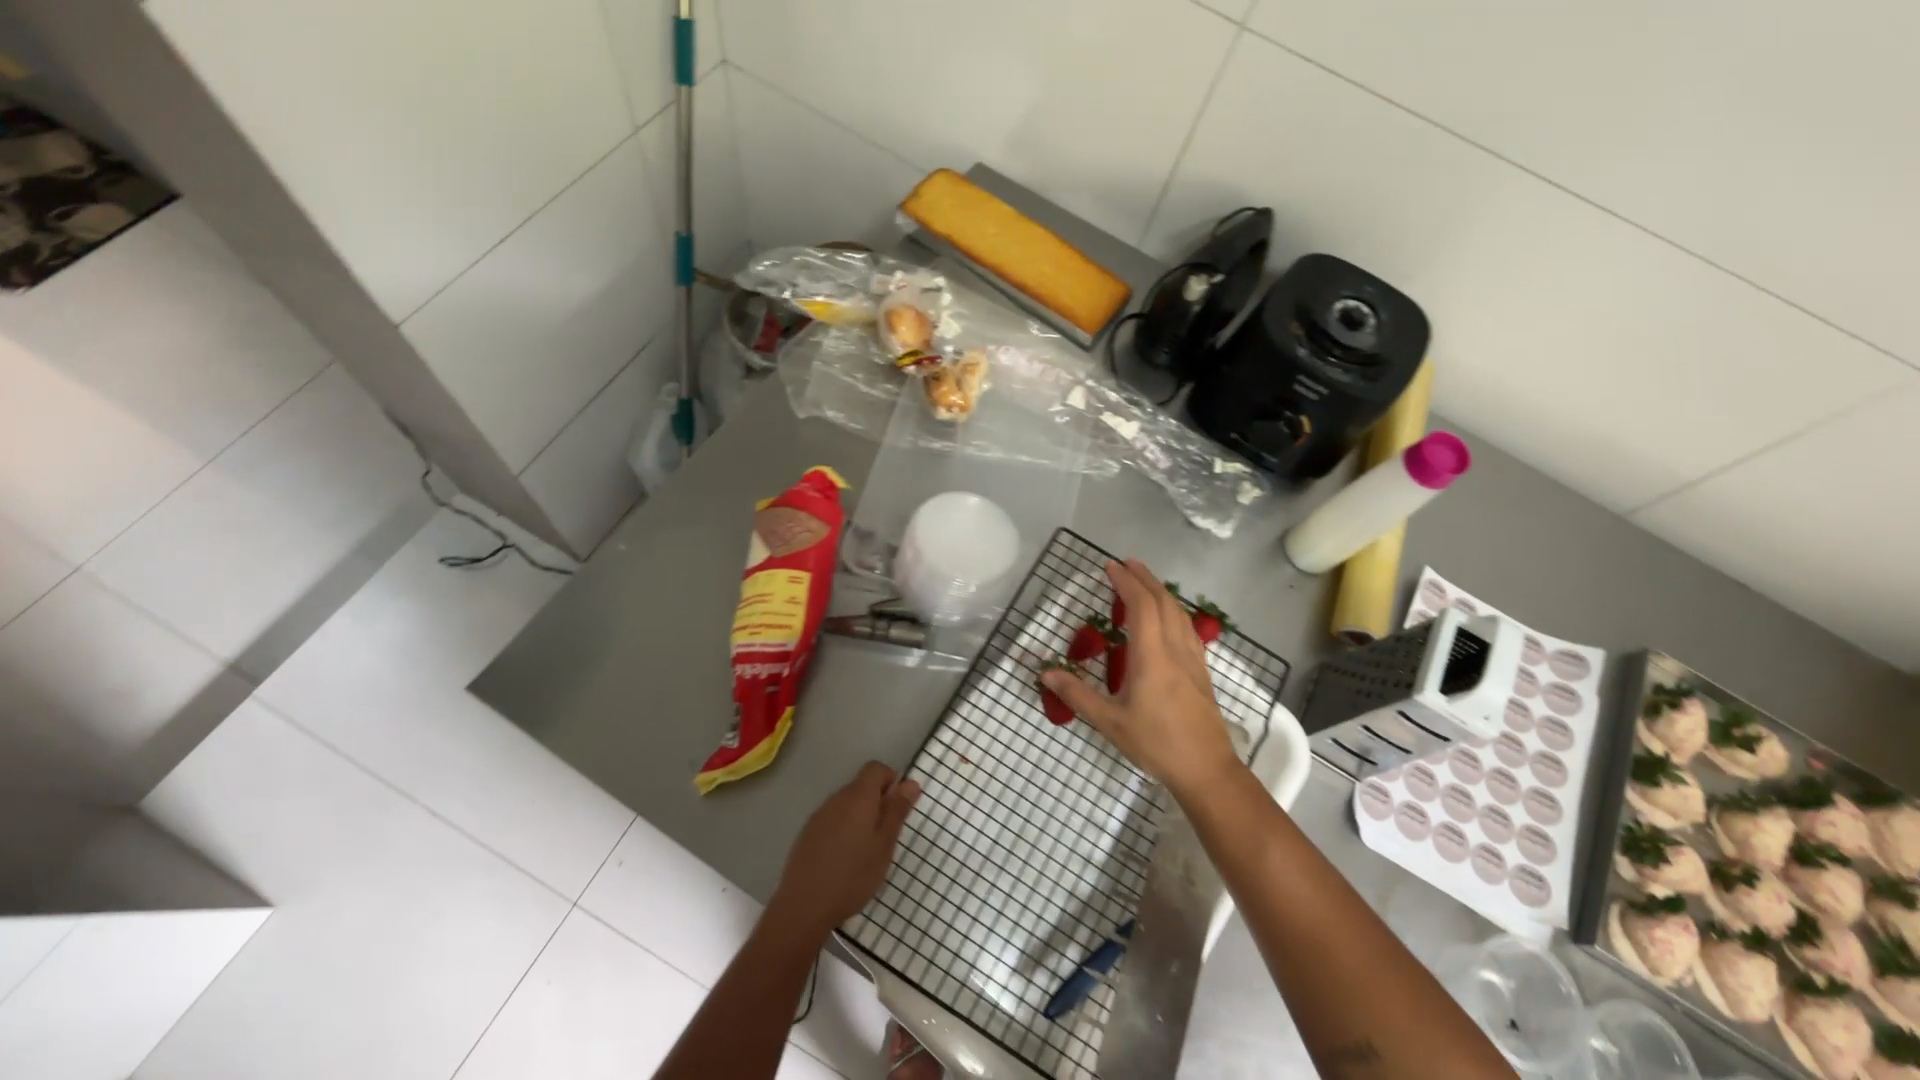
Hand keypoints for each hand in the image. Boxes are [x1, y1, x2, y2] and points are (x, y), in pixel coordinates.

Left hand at [767, 761, 919, 938]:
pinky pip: (832, 821)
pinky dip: (844, 830)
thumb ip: (897, 811)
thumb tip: (910, 782)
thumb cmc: (853, 875)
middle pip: (861, 786)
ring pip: (846, 805)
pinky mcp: (807, 835)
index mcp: (857, 797)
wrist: (804, 906)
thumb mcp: (884, 844)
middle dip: (878, 802)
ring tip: (867, 851)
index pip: (876, 768)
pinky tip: (845, 860)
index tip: (899, 809)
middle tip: (887, 836)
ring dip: (861, 818)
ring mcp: (818, 817)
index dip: (891, 781)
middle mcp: (835, 799)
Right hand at [1042, 559, 1242, 796]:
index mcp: (1151, 656)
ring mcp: (1192, 659)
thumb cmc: (1156, 744)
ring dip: (1161, 592)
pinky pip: (1188, 629)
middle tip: (1125, 565)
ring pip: (1179, 613)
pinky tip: (1169, 618)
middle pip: (1163, 601)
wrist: (1206, 768)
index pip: (1140, 606)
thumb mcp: (1110, 722)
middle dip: (1144, 578)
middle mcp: (1174, 649)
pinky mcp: (1201, 671)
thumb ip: (1078, 695)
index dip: (1125, 582)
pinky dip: (1175, 612)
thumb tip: (1047, 673)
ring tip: (1144, 583)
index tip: (1110, 566)